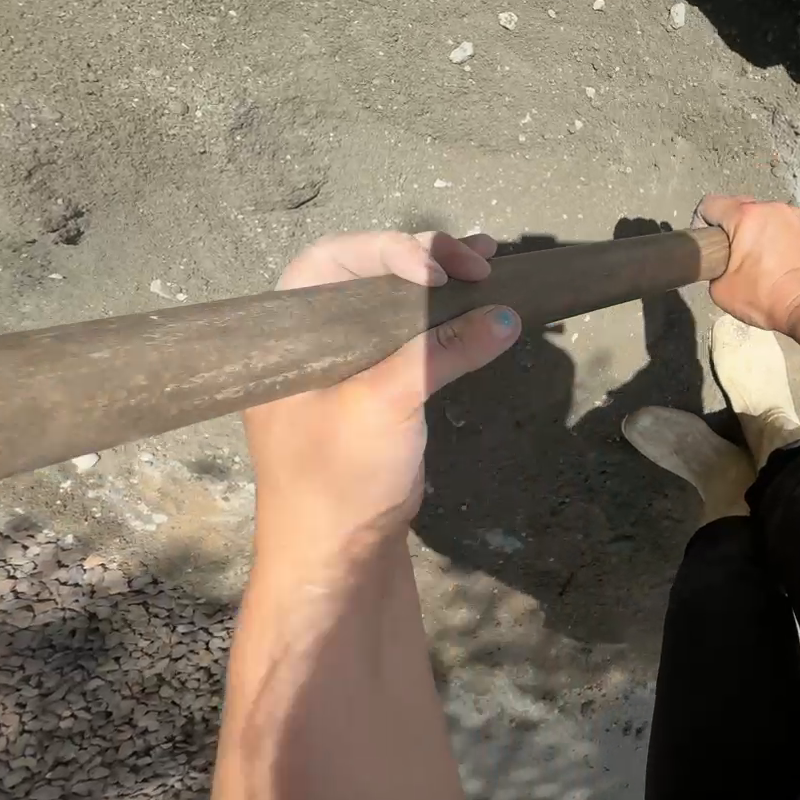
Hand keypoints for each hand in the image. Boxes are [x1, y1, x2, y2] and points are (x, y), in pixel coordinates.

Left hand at [242, 231, 520, 575]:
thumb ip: (443, 353)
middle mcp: (318, 336)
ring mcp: (355, 359)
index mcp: (291, 331)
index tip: (438, 276)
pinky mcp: (387, 382)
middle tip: (479, 263)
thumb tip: (508, 316)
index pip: (333, 260)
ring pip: (400, 299)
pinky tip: (485, 302)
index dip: (388, 252)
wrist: (339, 548)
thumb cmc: (339, 474)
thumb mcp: (387, 404)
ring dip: (447, 279)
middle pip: (372, 271)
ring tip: (491, 260)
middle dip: (427, 257)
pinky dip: (453, 314)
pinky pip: (419, 333)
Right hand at [695, 195, 799, 333]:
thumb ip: (712, 265)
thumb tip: (720, 261)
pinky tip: (774, 261)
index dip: (701, 225)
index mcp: (746, 215)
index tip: (708, 246)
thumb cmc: (765, 298)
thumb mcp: (719, 289)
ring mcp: (793, 216)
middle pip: (737, 207)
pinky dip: (774, 238)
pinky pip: (781, 226)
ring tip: (756, 260)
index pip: (709, 205)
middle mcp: (771, 208)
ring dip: (754, 232)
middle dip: (730, 228)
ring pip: (762, 216)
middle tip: (731, 256)